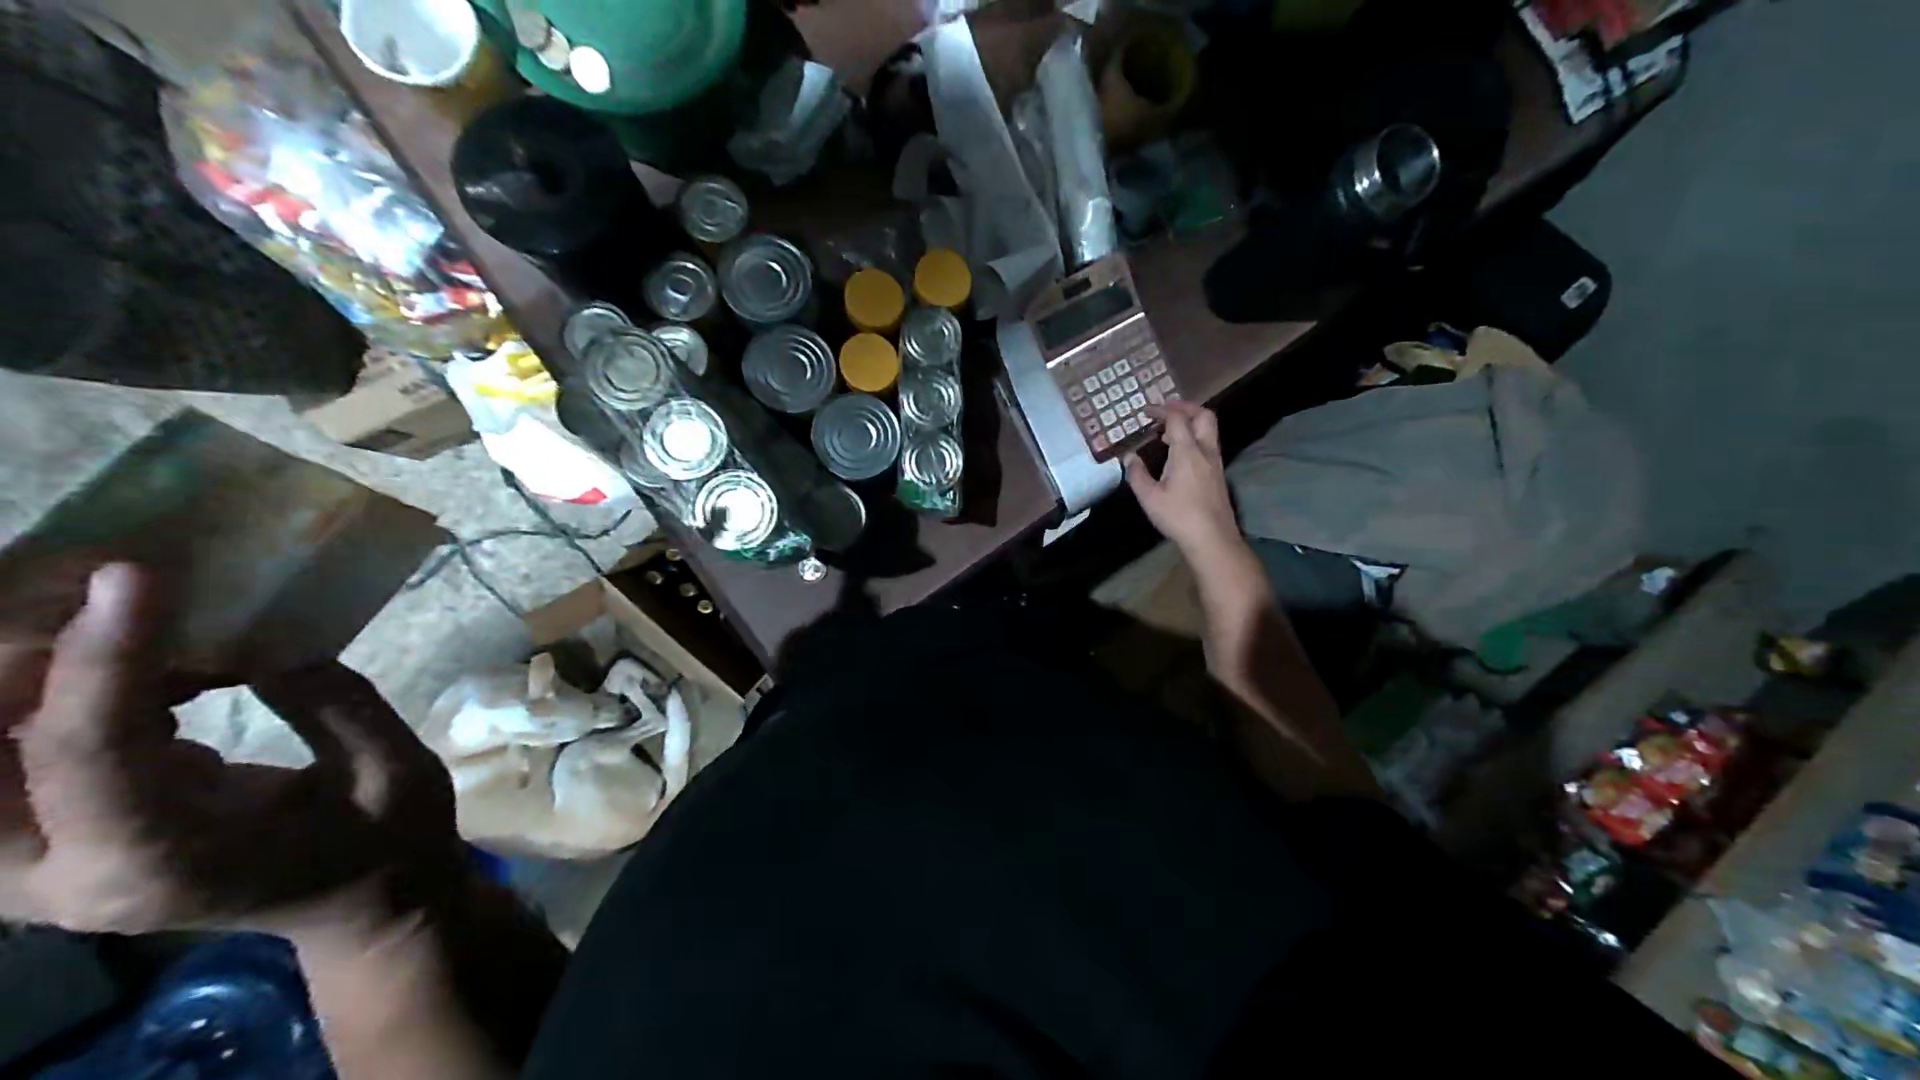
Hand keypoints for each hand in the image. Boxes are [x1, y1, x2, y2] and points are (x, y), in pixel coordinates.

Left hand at [2, 563, 463, 935]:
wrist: (365, 900)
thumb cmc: (392, 838)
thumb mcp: (391, 767)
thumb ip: (330, 702)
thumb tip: (263, 637)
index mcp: (163, 862)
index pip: (88, 752)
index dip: (104, 656)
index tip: (135, 574)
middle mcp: (60, 876)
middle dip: (23, 658)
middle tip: (114, 585)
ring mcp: (37, 865)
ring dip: (35, 669)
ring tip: (132, 609)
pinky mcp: (53, 837)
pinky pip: (14, 751)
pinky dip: (69, 687)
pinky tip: (158, 661)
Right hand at [1125, 402, 1243, 560]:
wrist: (1212, 538)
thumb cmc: (1178, 516)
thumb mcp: (1149, 497)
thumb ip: (1137, 474)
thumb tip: (1129, 457)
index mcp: (1187, 452)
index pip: (1177, 419)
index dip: (1161, 410)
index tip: (1145, 411)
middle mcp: (1205, 451)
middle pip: (1203, 415)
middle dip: (1185, 407)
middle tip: (1166, 409)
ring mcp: (1216, 462)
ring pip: (1209, 429)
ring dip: (1191, 422)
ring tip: (1169, 431)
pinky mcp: (1219, 474)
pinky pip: (1209, 444)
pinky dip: (1195, 437)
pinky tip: (1180, 453)